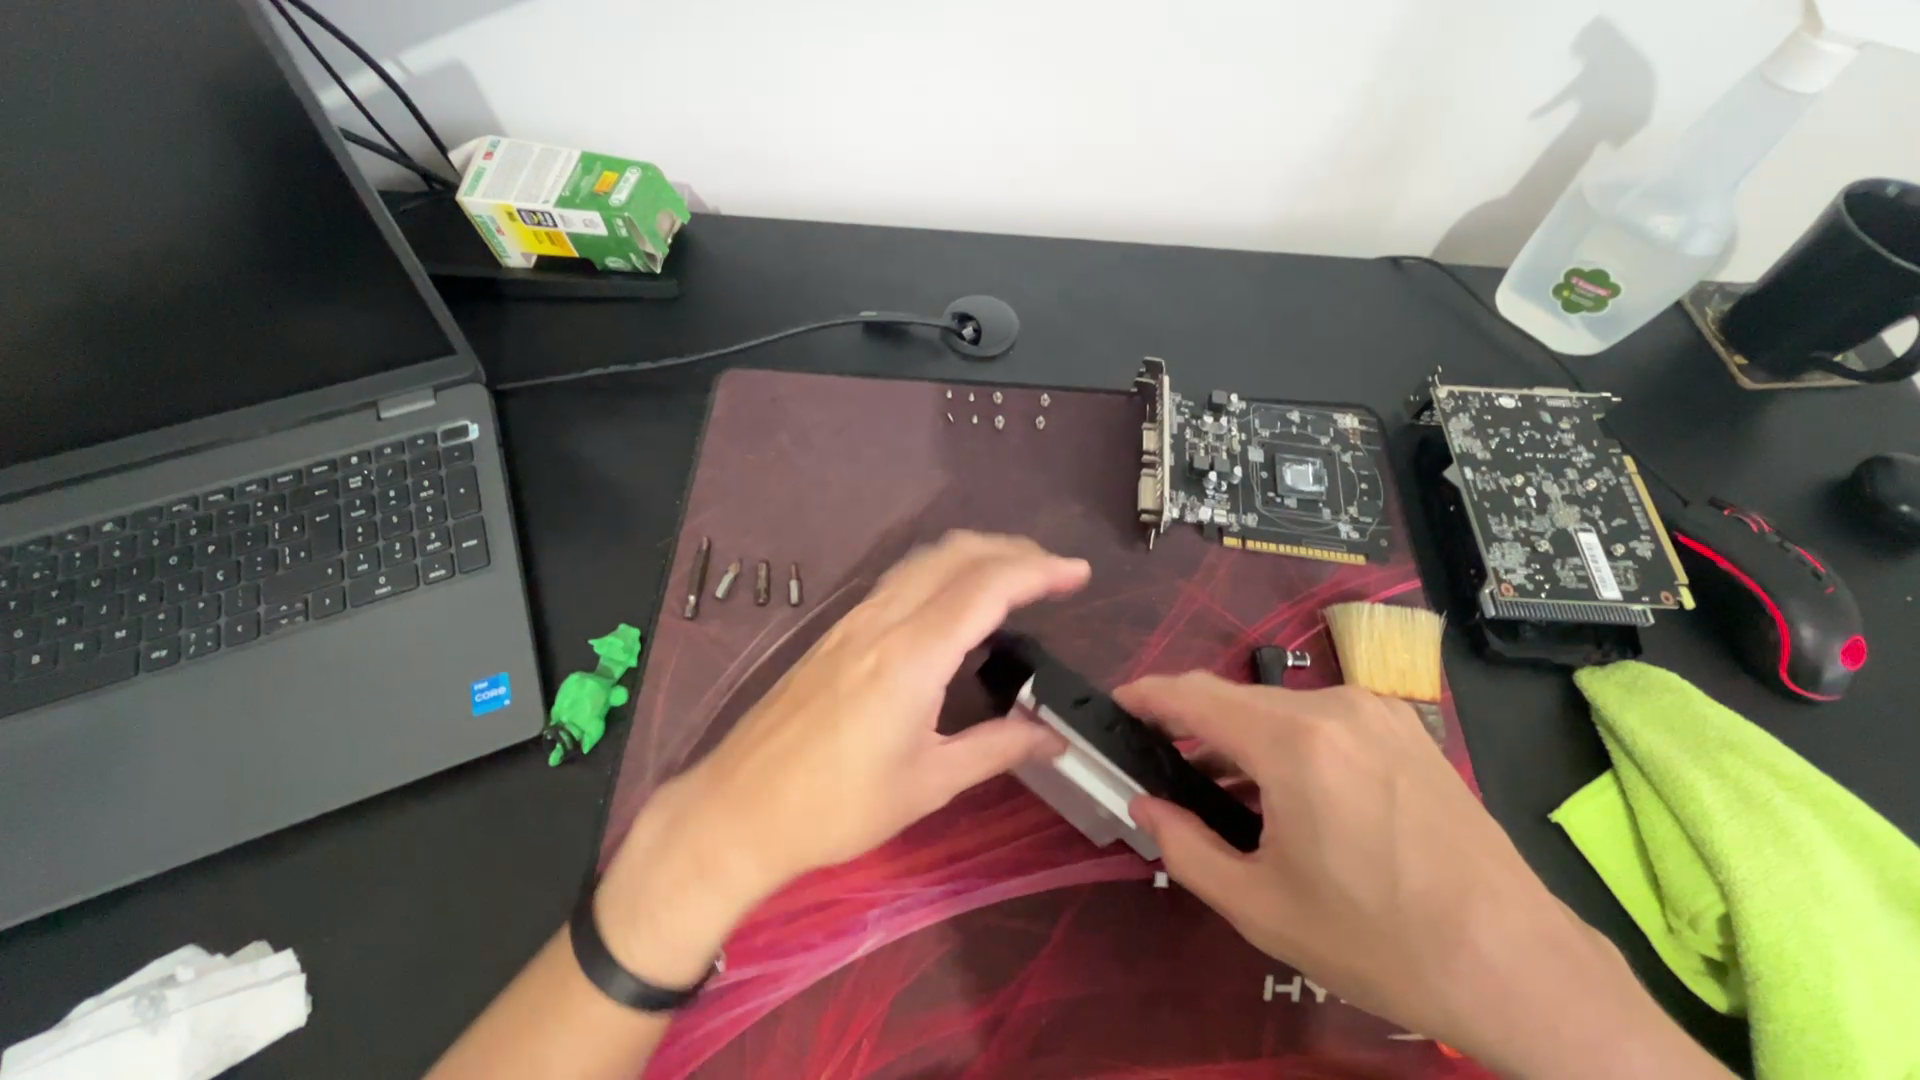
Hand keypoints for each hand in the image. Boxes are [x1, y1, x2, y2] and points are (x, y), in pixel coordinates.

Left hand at [595, 532, 1086, 986]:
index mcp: (912, 655)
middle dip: (1012, 550)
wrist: (739, 810)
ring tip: (1013, 577)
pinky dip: (941, 573)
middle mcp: (882, 621)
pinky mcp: (834, 634)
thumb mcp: (928, 783)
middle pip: (955, 554)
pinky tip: (953, 604)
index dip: (1039, 571)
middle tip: (1053, 572)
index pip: (987, 587)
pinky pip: (899, 581)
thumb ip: (997, 749)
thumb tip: (1053, 737)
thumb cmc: (837, 806)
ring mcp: (852, 622)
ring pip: (923, 561)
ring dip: (974, 555)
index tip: (1078, 574)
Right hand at [1114, 675, 1727, 1078]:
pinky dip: (1287, 744)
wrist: (1514, 963)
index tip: (1115, 705)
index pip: (1195, 695)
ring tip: (1222, 793)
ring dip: (1241, 739)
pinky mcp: (1407, 731)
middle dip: (1191, 725)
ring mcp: (1379, 714)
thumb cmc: (1375, 939)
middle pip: (1237, 700)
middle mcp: (1336, 708)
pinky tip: (1285, 793)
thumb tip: (1146, 804)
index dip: (1147, 695)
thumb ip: (1185, 845)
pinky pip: (1323, 722)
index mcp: (1295, 743)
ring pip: (1280, 711)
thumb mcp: (1259, 905)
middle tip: (1161, 766)